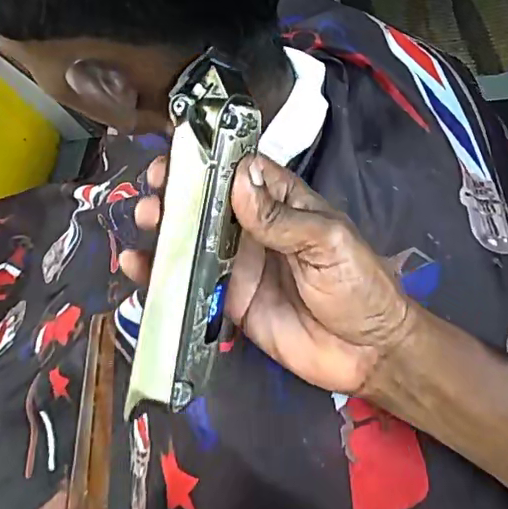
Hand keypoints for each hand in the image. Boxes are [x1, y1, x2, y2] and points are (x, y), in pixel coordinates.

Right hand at [119, 155, 417, 394]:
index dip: (207, 159)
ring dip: (164, 226)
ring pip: (192, 238)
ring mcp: (238, 263)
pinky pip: (190, 283)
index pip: (239, 168)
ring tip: (145, 218)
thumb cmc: (358, 283)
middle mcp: (253, 226)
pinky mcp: (228, 300)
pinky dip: (161, 275)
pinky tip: (139, 266)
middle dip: (176, 190)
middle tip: (155, 188)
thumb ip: (280, 217)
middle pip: (207, 201)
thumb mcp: (326, 242)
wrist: (368, 354)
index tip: (177, 154)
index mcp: (280, 200)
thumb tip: (240, 178)